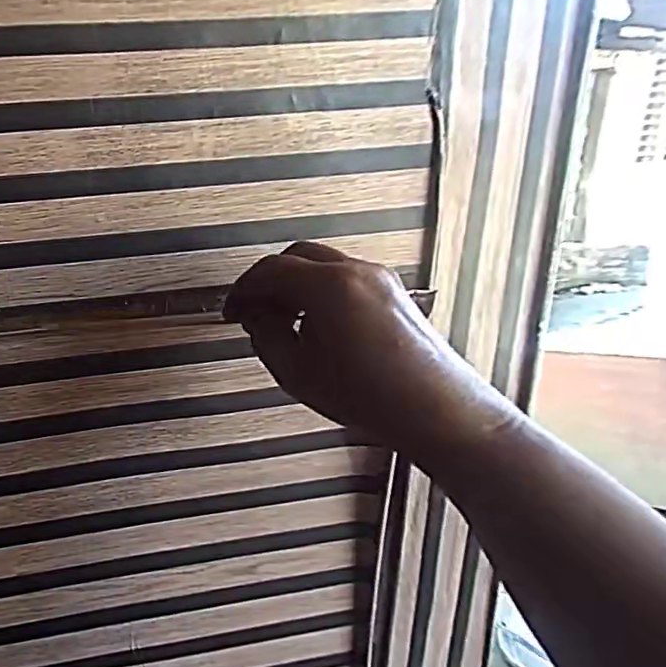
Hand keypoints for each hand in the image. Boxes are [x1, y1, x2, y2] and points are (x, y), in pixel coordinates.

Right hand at [222, 241, 520, 458]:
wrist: (433, 409)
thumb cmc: (375, 394)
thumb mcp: (292, 368)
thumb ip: (264, 333)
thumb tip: (256, 317)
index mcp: (329, 288)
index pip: (268, 270)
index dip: (241, 290)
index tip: (232, 307)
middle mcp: (358, 275)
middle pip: (295, 257)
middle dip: (266, 281)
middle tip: (250, 306)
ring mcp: (380, 281)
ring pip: (320, 264)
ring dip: (292, 285)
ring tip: (277, 317)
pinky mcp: (392, 294)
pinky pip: (342, 277)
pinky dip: (316, 290)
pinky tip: (306, 320)